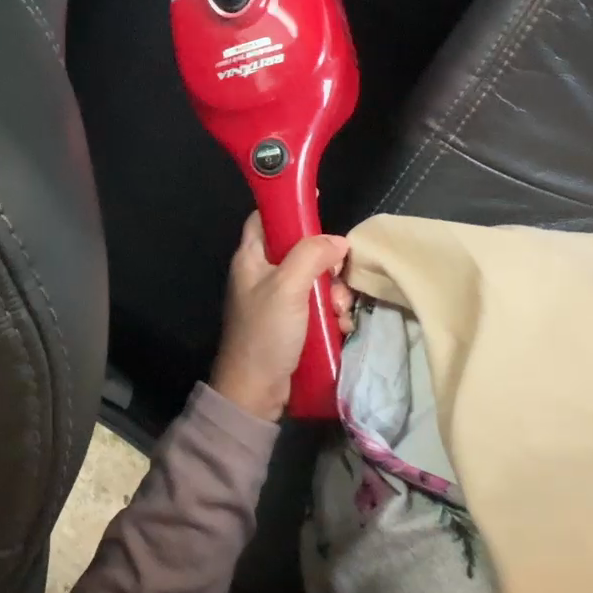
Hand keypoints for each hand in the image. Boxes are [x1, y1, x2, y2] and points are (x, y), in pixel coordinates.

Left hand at [209, 213, 353, 421]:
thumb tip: (338, 241)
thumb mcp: (288, 287)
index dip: (288, 207)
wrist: (255, 390)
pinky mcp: (292, 324)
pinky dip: (333, 315)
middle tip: (335, 282)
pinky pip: (318, 308)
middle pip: (300, 250)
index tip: (317, 201)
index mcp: (250, 258)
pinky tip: (341, 327)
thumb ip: (311, 256)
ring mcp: (277, 301)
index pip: (265, 218)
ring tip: (339, 312)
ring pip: (315, 281)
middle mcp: (262, 274)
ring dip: (334, 294)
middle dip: (326, 264)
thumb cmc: (265, 332)